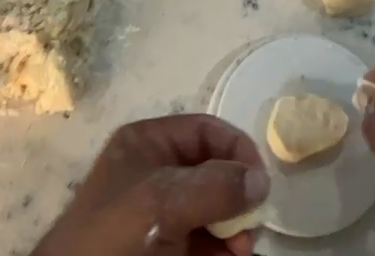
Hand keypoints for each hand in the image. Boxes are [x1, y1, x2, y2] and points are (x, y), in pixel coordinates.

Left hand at [29, 115, 271, 255]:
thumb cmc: (114, 239)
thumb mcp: (163, 202)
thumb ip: (215, 185)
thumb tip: (261, 180)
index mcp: (148, 144)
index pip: (207, 131)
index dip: (238, 152)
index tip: (260, 186)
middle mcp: (156, 172)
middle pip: (215, 172)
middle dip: (238, 198)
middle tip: (249, 230)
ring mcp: (159, 215)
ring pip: (214, 211)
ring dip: (235, 230)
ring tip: (240, 252)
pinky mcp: (162, 250)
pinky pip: (204, 242)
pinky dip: (222, 251)